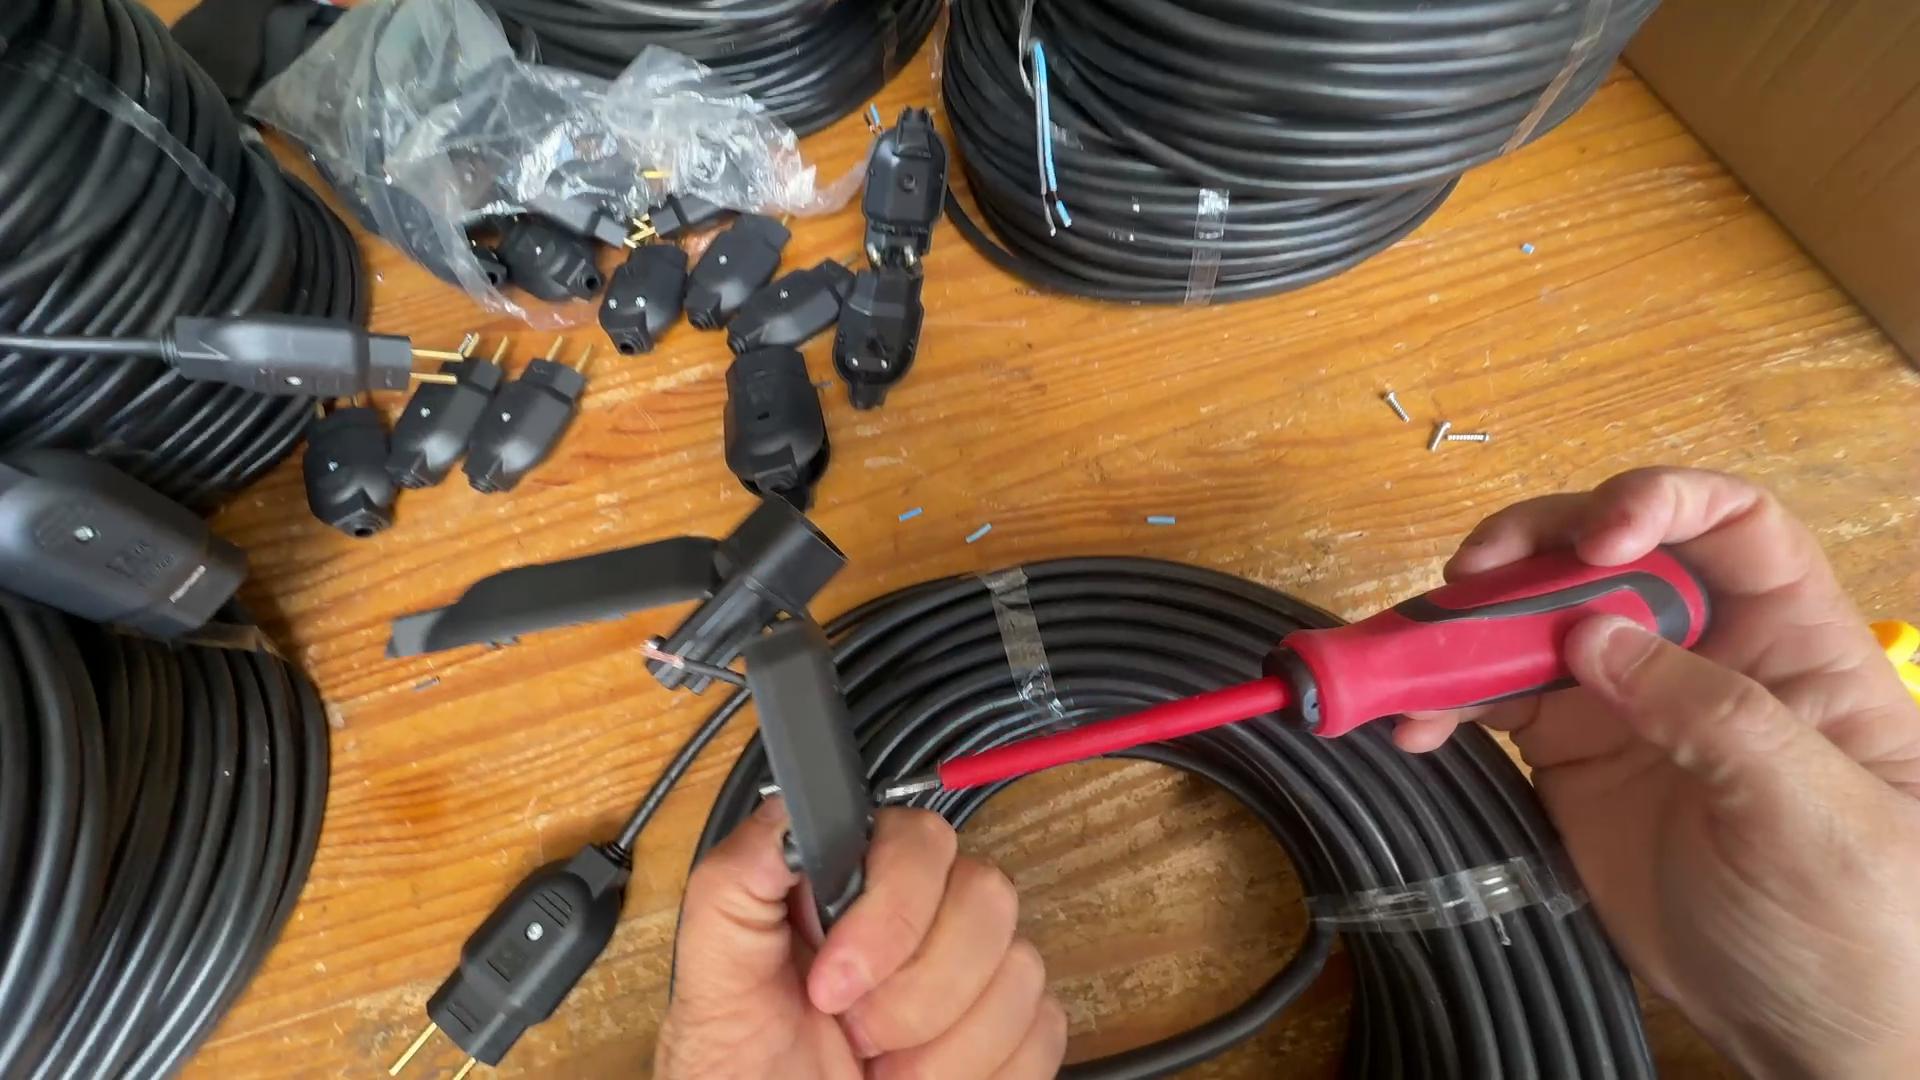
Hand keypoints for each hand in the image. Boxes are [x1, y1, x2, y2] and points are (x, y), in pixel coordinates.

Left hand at [654, 800, 1066, 1079]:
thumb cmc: (746, 1077)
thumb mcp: (719, 984)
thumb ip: (737, 883)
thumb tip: (790, 809)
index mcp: (858, 884)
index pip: (921, 840)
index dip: (892, 912)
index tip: (835, 986)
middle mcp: (924, 913)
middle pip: (986, 894)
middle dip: (919, 991)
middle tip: (857, 1037)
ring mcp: (973, 969)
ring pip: (1021, 965)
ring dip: (946, 1048)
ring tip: (884, 1073)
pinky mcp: (1010, 1026)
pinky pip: (1043, 1027)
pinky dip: (986, 1072)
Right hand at [1396, 467, 1919, 1078]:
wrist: (1788, 1025)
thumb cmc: (1861, 928)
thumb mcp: (1821, 823)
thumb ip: (1719, 717)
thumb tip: (1590, 636)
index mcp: (1785, 642)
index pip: (1729, 525)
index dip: (1655, 503)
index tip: (1592, 540)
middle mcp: (1688, 646)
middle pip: (1594, 554)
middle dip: (1523, 551)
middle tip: (1466, 580)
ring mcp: (1612, 691)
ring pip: (1521, 619)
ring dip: (1457, 632)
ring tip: (1411, 667)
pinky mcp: (1556, 736)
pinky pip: (1483, 693)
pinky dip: (1437, 700)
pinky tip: (1414, 728)